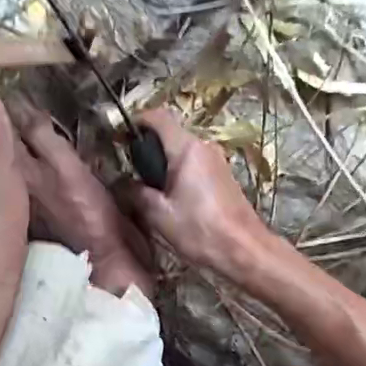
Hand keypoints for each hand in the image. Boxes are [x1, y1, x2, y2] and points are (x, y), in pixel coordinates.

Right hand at [127, 110, 273, 278]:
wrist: (245, 249)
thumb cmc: (200, 230)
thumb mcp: (159, 214)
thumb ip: (135, 192)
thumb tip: (121, 182)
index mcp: (187, 148)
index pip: (158, 116)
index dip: (136, 122)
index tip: (121, 140)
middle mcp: (204, 147)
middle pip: (170, 134)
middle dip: (148, 149)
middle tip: (132, 174)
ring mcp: (217, 160)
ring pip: (182, 151)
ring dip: (164, 164)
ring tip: (151, 192)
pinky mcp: (223, 175)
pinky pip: (195, 164)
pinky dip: (180, 173)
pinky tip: (174, 199)